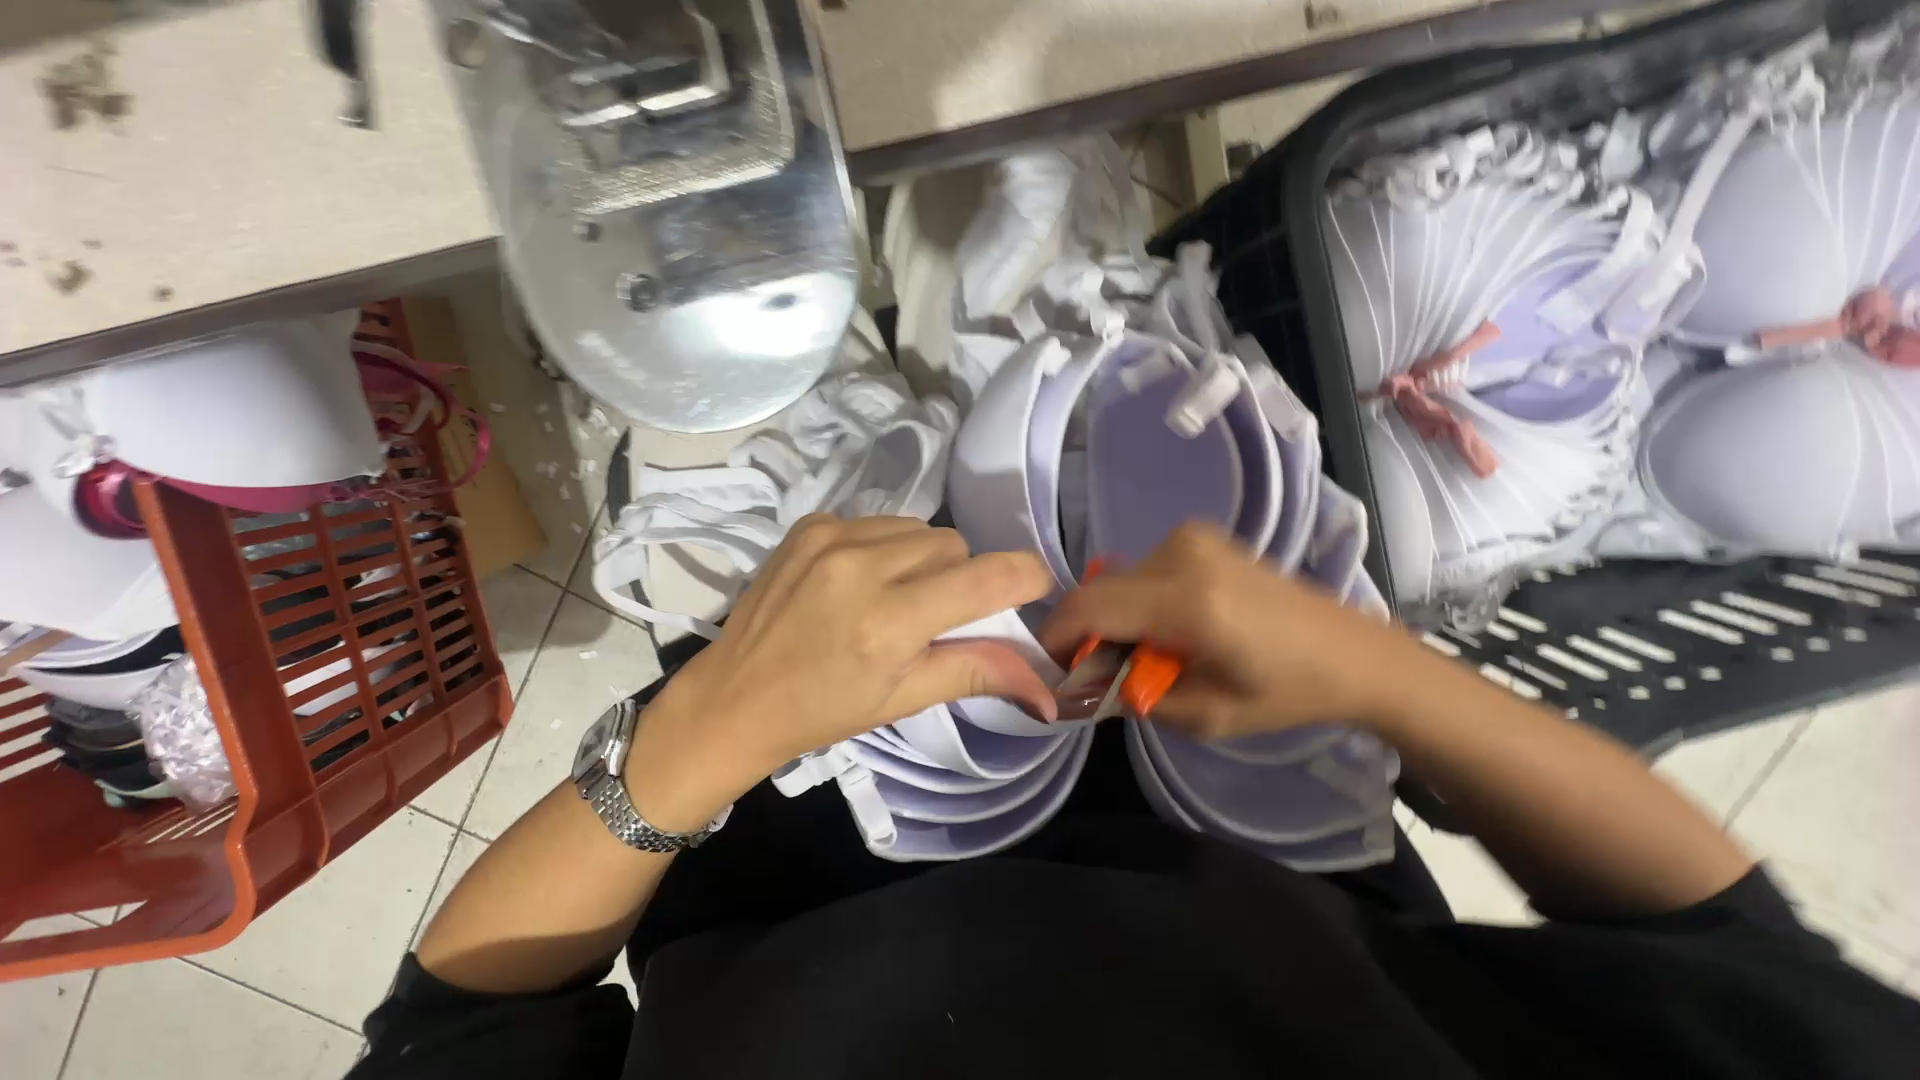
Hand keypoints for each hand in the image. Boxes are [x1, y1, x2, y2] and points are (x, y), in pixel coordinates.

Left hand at [623, 515, 1057, 829]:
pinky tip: (857, 582)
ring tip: (892, 599)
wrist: (734, 696)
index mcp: (889, 621)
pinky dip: (884, 549)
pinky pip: (880, 522)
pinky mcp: (810, 524)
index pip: (988, 578)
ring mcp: (831, 537)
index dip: (1026, 578)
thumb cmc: (822, 710)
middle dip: (960, 579)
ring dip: (923, 561)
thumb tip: (1050, 690)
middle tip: (933, 619)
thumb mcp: (903, 698)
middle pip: (955, 546)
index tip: (1031, 591)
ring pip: (920, 529)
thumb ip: (978, 672)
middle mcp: (862, 565)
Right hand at [1040, 523, 1417, 740]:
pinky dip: (1138, 601)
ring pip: (1118, 580)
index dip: (1058, 637)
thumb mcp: (1208, 716)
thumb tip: (1082, 686)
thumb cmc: (1288, 691)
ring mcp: (1194, 539)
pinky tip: (1169, 629)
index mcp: (1191, 603)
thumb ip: (1136, 697)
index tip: (1055, 669)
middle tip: (1104, 674)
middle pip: (1099, 591)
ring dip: (1116, 619)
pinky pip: (1142, 570)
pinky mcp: (1201, 536)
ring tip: (1148, 655)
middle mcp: (1185, 556)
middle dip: (1088, 634)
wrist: (1353, 652)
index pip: (1090, 607)